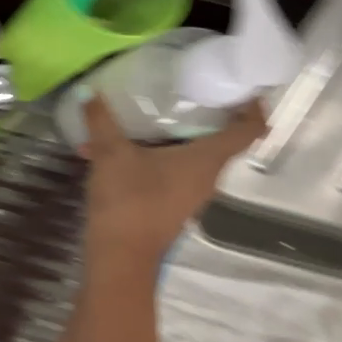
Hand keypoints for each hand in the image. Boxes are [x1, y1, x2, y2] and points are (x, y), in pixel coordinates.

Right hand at [78, 95, 266, 274]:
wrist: (121, 255)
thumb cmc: (129, 200)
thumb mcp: (112, 155)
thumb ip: (102, 123)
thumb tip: (89, 91)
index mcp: (208, 158)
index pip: (251, 128)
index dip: (252, 104)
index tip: (236, 86)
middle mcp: (208, 175)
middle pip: (219, 140)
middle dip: (202, 116)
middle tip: (181, 93)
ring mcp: (190, 194)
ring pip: (190, 157)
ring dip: (171, 139)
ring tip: (142, 122)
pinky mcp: (170, 206)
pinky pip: (171, 173)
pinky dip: (153, 159)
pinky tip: (118, 155)